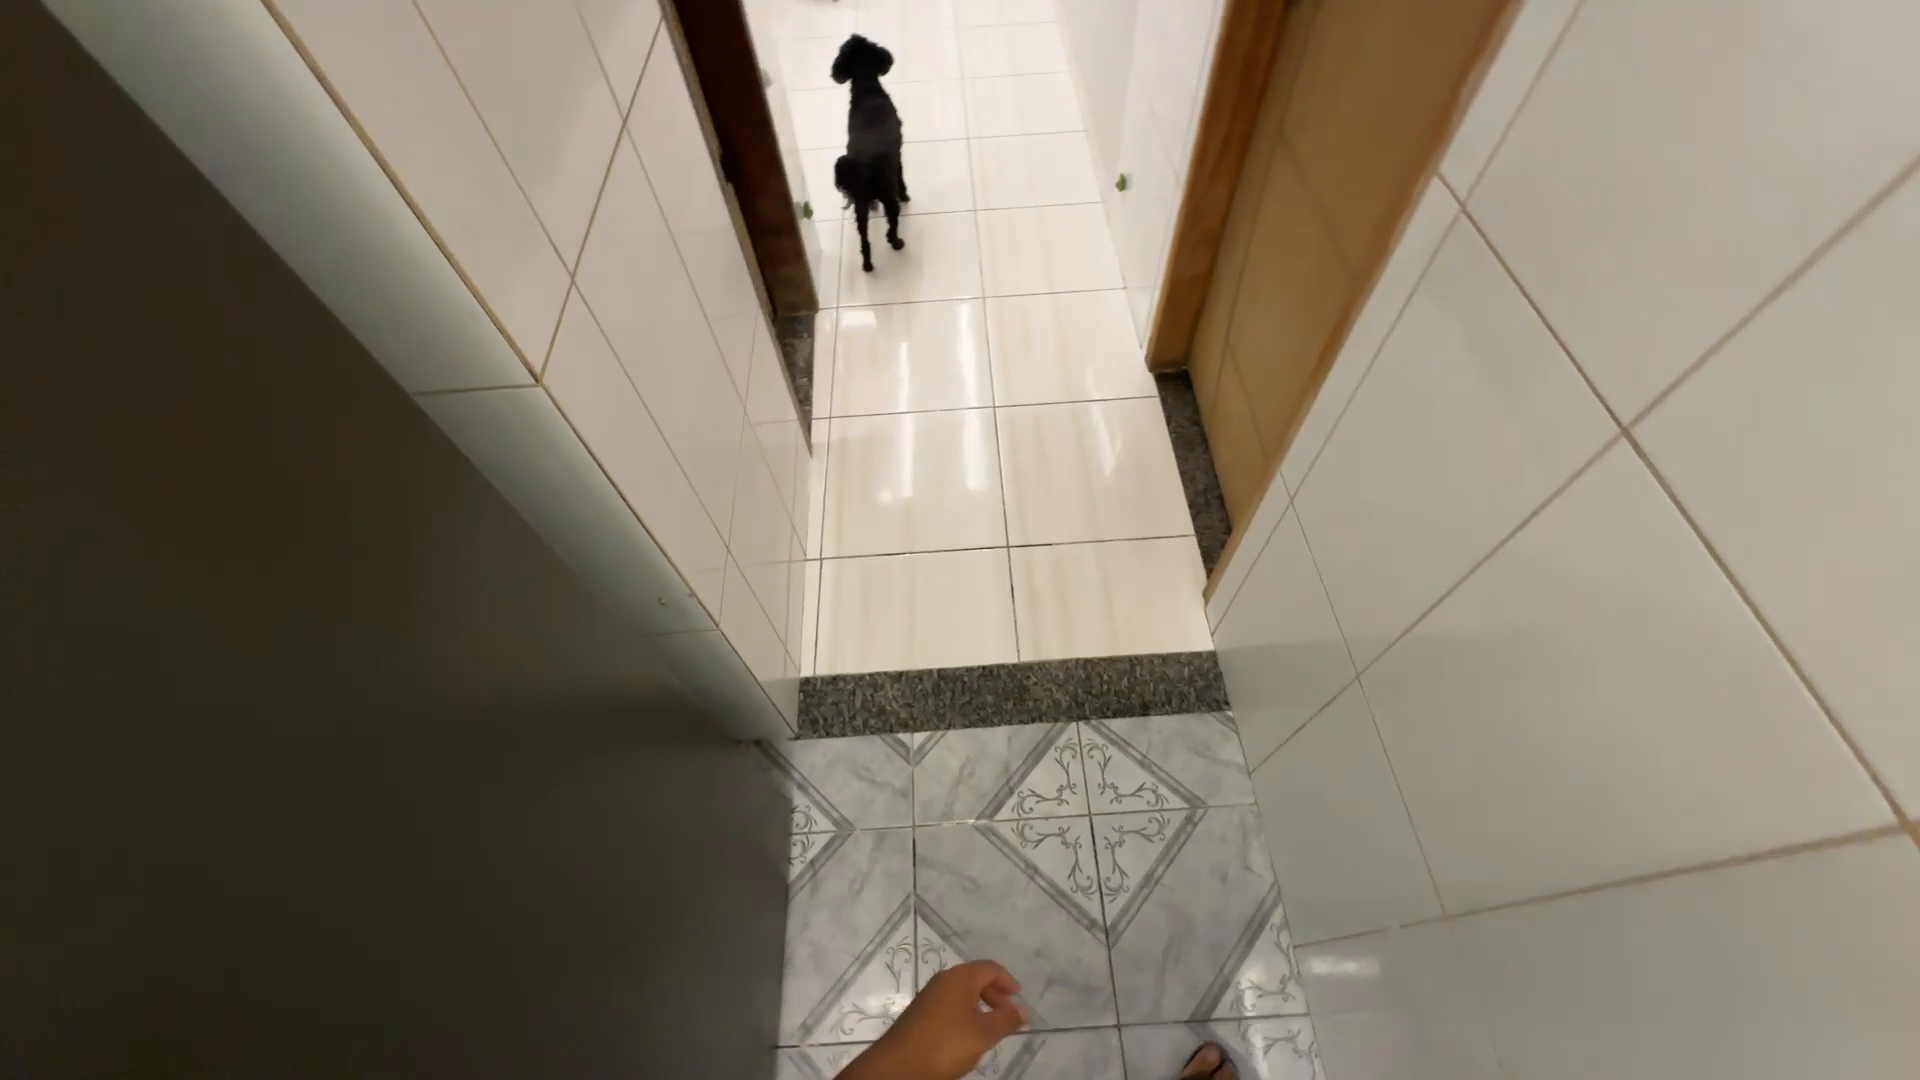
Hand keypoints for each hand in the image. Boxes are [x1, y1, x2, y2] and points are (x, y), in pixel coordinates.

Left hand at [836, 960, 1028, 1079]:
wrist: (899, 1065)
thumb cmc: (946, 1044)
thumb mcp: (983, 1034)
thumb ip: (1005, 1020)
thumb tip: (1023, 1008)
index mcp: (960, 977)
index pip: (990, 968)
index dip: (1008, 981)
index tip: (1019, 998)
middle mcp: (944, 979)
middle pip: (976, 979)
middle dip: (995, 995)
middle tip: (1009, 1016)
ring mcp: (930, 995)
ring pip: (962, 993)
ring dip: (980, 1007)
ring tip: (990, 1030)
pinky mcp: (921, 1012)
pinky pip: (950, 1005)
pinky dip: (965, 1014)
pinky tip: (967, 1037)